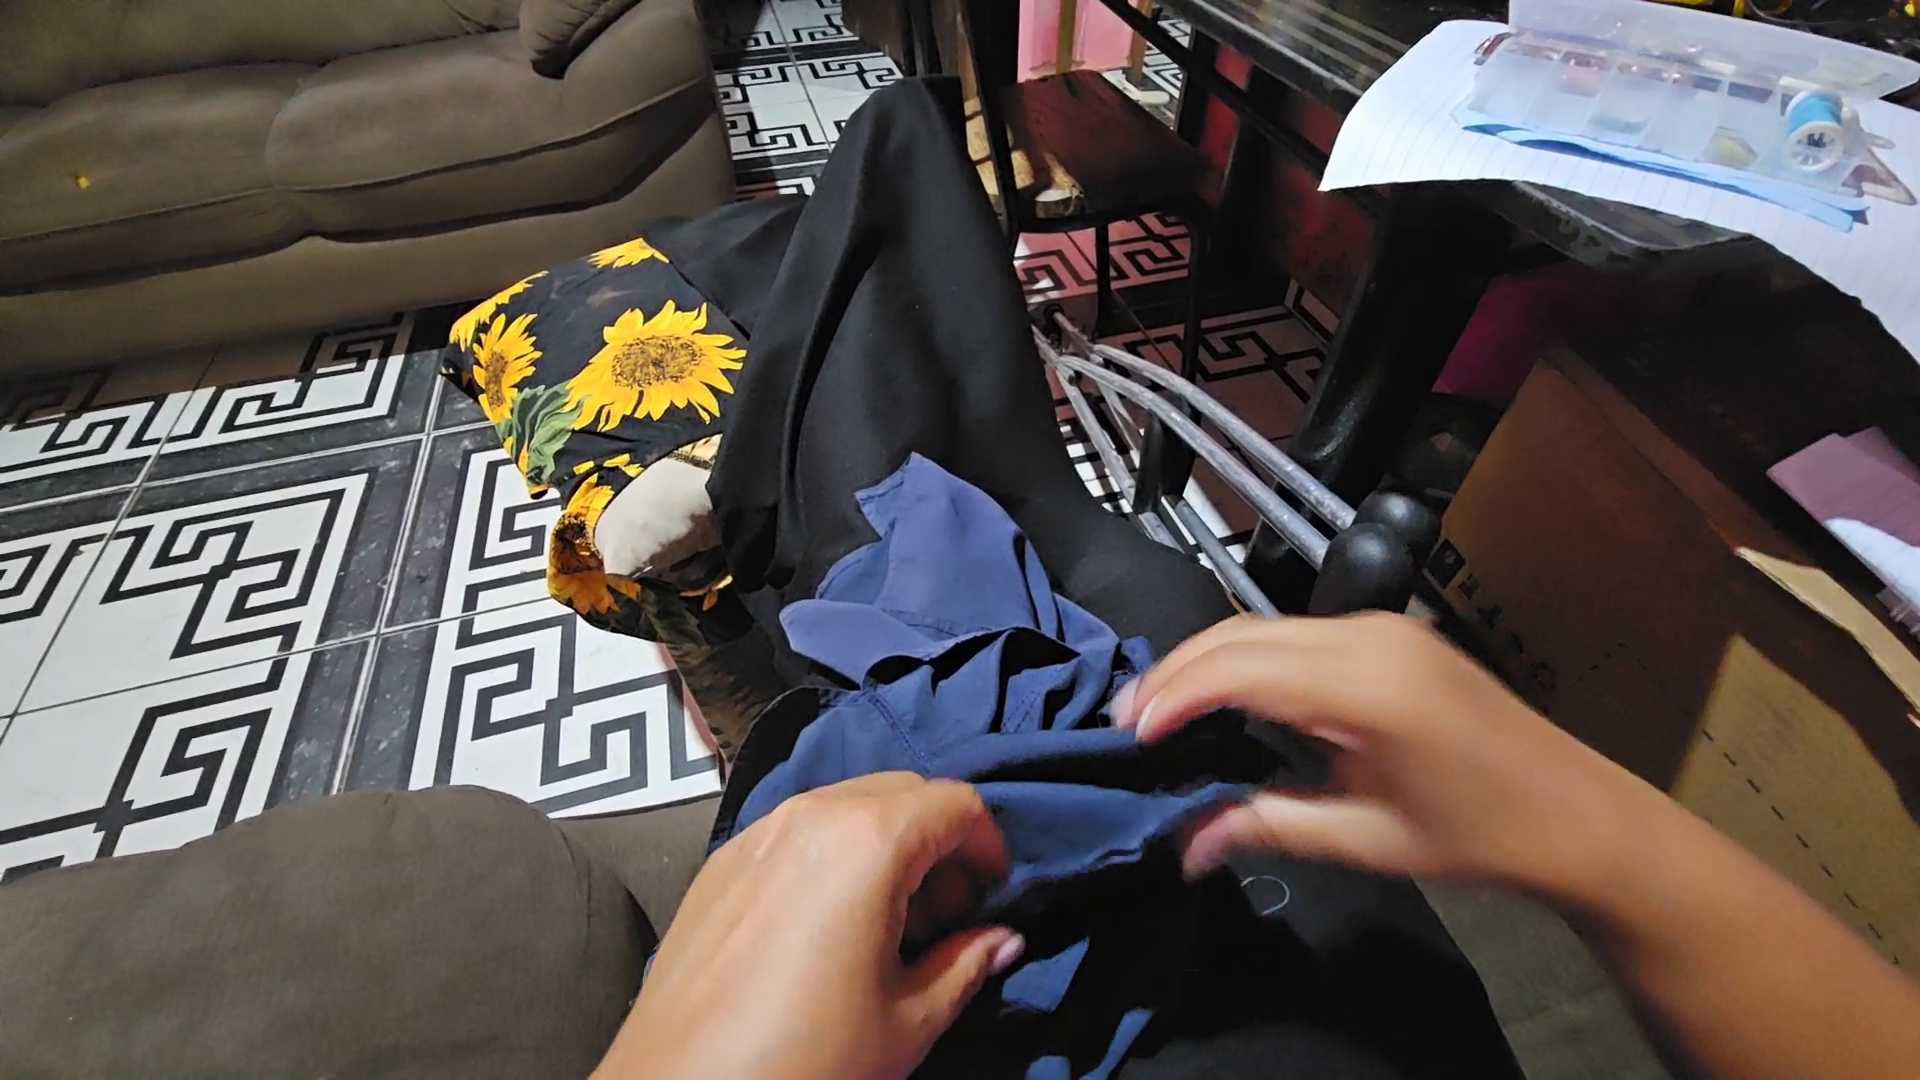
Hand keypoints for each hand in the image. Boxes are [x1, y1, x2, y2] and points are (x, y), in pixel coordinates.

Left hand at [595, 773, 1026, 1079]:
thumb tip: (1005, 937)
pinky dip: (837, 848)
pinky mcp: (726, 853)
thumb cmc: (805, 1062)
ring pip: (853, 801)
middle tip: (943, 912)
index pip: (956, 803)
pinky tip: (825, 916)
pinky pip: (803, 825)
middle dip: (940, 840)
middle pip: (906, 791)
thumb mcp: (906, 1022)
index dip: (989, 845)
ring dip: (889, 840)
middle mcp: (815, 810)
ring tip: (886, 916)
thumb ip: (966, 963)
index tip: (990, 896)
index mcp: (868, 839)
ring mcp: (763, 826)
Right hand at [1113, 613, 1647, 893]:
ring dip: (1202, 659)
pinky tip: (1218, 688)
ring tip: (1159, 703)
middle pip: (1238, 633)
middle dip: (1174, 670)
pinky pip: (1286, 630)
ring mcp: (1375, 626)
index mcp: (1366, 687)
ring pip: (1256, 624)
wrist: (1585, 816)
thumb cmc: (1480, 837)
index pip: (1240, 669)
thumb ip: (1266, 825)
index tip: (1132, 731)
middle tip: (1128, 715)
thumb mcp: (1367, 841)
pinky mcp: (1380, 631)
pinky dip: (1239, 655)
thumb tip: (1184, 847)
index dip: (1177, 695)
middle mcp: (1364, 636)